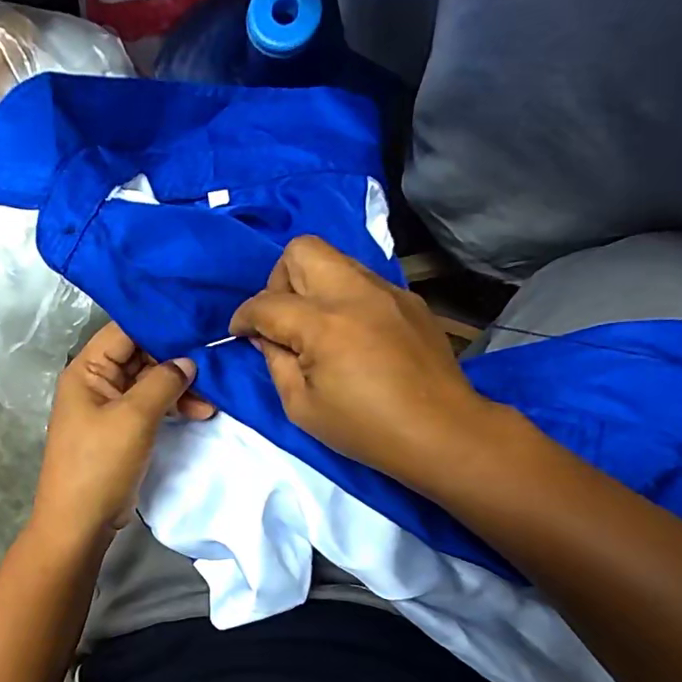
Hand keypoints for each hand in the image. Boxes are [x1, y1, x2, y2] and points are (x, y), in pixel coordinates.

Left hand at [33, 322, 215, 536]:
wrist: (80, 522)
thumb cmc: (100, 463)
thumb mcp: (134, 417)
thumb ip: (163, 381)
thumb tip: (187, 361)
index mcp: (86, 369)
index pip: (124, 330)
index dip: (159, 325)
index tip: (199, 323)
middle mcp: (95, 382)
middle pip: (139, 355)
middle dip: (175, 360)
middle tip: (213, 367)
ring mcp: (108, 407)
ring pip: (148, 382)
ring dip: (179, 387)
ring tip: (210, 401)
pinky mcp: (122, 430)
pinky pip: (149, 406)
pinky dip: (172, 406)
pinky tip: (200, 412)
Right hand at [229, 235, 501, 479]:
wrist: (441, 431)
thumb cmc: (364, 428)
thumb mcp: (301, 406)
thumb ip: (276, 361)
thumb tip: (265, 336)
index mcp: (323, 324)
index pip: (266, 302)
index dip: (243, 318)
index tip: (240, 334)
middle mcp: (355, 293)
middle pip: (301, 250)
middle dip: (279, 281)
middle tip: (282, 318)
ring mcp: (387, 291)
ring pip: (335, 259)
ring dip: (313, 284)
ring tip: (315, 326)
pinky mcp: (408, 300)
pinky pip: (363, 281)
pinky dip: (344, 298)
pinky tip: (352, 335)